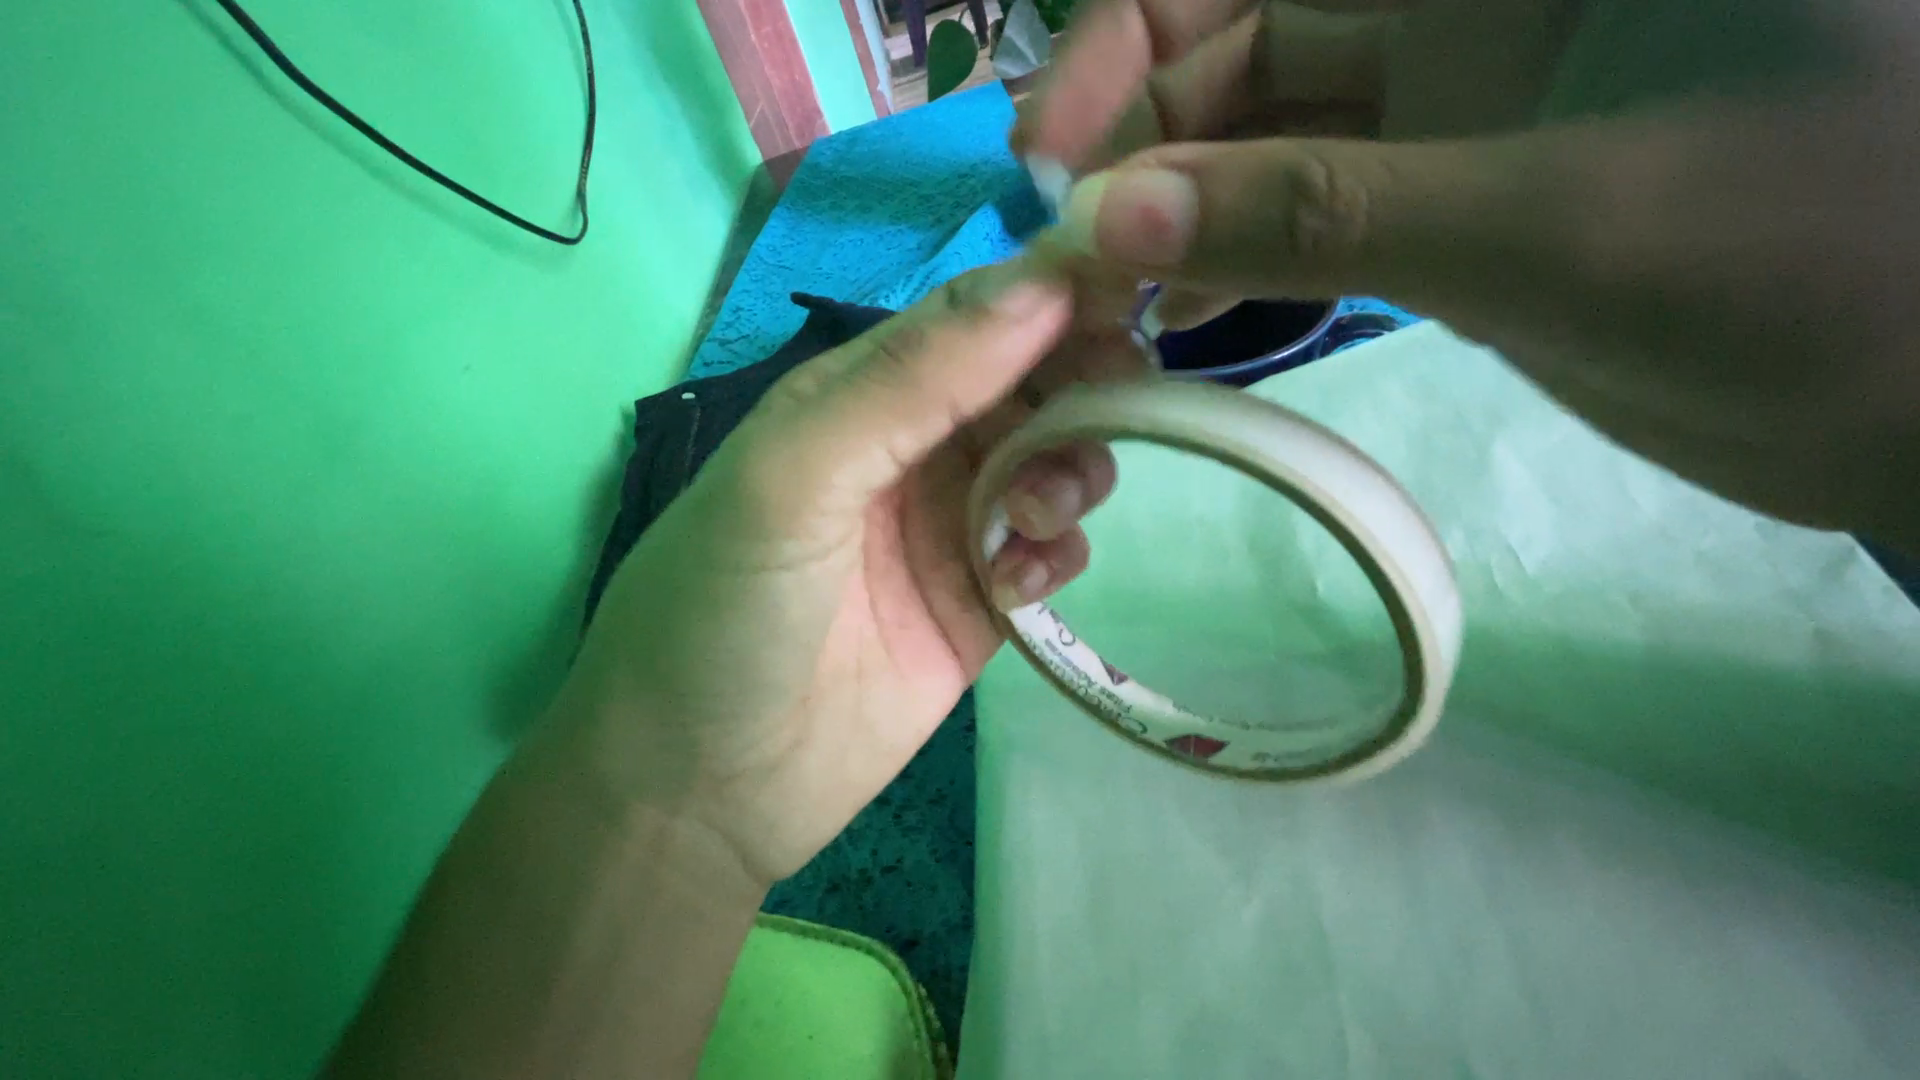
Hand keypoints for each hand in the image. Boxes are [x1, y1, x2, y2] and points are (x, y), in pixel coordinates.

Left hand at [551, 259, 1122, 885]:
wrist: (701, 787)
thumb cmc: (723, 610)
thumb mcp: (796, 476)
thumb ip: (910, 383)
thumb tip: (1041, 287)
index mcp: (858, 397)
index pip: (972, 317)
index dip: (1051, 297)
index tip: (1129, 295)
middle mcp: (909, 452)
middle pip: (1027, 385)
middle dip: (1078, 386)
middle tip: (1117, 407)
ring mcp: (946, 531)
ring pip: (1050, 464)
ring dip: (1070, 472)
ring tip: (1035, 521)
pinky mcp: (977, 608)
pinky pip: (1047, 554)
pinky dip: (1057, 554)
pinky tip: (1024, 585)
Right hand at [1016, 0, 1919, 549]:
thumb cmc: (1804, 268)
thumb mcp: (1538, 227)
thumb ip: (1313, 213)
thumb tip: (1110, 220)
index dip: (1123, 46)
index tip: (1050, 166)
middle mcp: (1446, 18)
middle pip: (1228, 59)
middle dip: (1133, 158)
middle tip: (1062, 269)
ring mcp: (1432, 122)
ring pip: (1250, 151)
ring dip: (1166, 222)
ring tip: (1099, 308)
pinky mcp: (1431, 213)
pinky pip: (1291, 222)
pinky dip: (1223, 267)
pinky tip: (1168, 324)